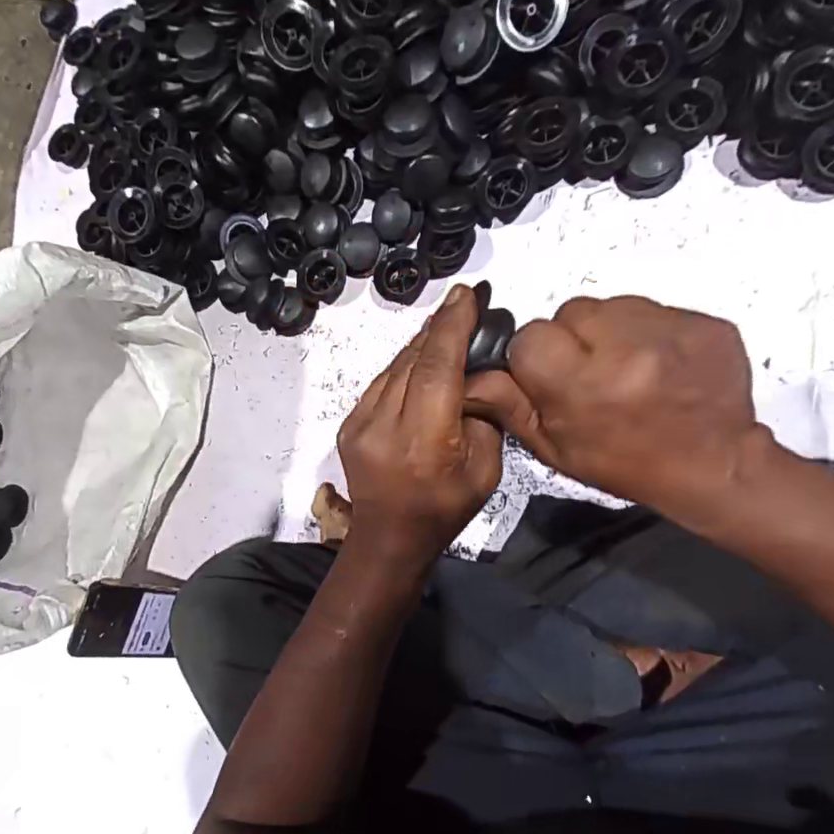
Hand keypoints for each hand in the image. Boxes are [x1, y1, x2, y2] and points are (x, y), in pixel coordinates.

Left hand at [338, 286, 501, 566]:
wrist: (389, 538)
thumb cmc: (443, 510)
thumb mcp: (485, 471)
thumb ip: (483, 419)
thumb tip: (475, 379)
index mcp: (422, 443)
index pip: (436, 369)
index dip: (452, 327)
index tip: (466, 296)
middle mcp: (384, 428)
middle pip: (412, 360)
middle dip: (440, 327)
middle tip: (463, 304)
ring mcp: (360, 425)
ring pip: (394, 367)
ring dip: (422, 344)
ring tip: (447, 327)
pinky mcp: (349, 424)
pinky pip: (381, 382)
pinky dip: (404, 366)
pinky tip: (421, 361)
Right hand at [464, 296, 766, 513]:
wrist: (711, 465)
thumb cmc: (627, 464)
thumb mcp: (557, 449)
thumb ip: (512, 407)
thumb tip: (474, 379)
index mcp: (581, 384)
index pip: (530, 336)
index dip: (535, 358)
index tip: (554, 380)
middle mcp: (624, 347)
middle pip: (571, 312)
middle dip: (573, 340)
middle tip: (594, 377)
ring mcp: (669, 330)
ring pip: (613, 305)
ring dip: (612, 332)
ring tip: (629, 371)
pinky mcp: (702, 321)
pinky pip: (655, 310)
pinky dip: (649, 332)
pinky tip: (659, 365)